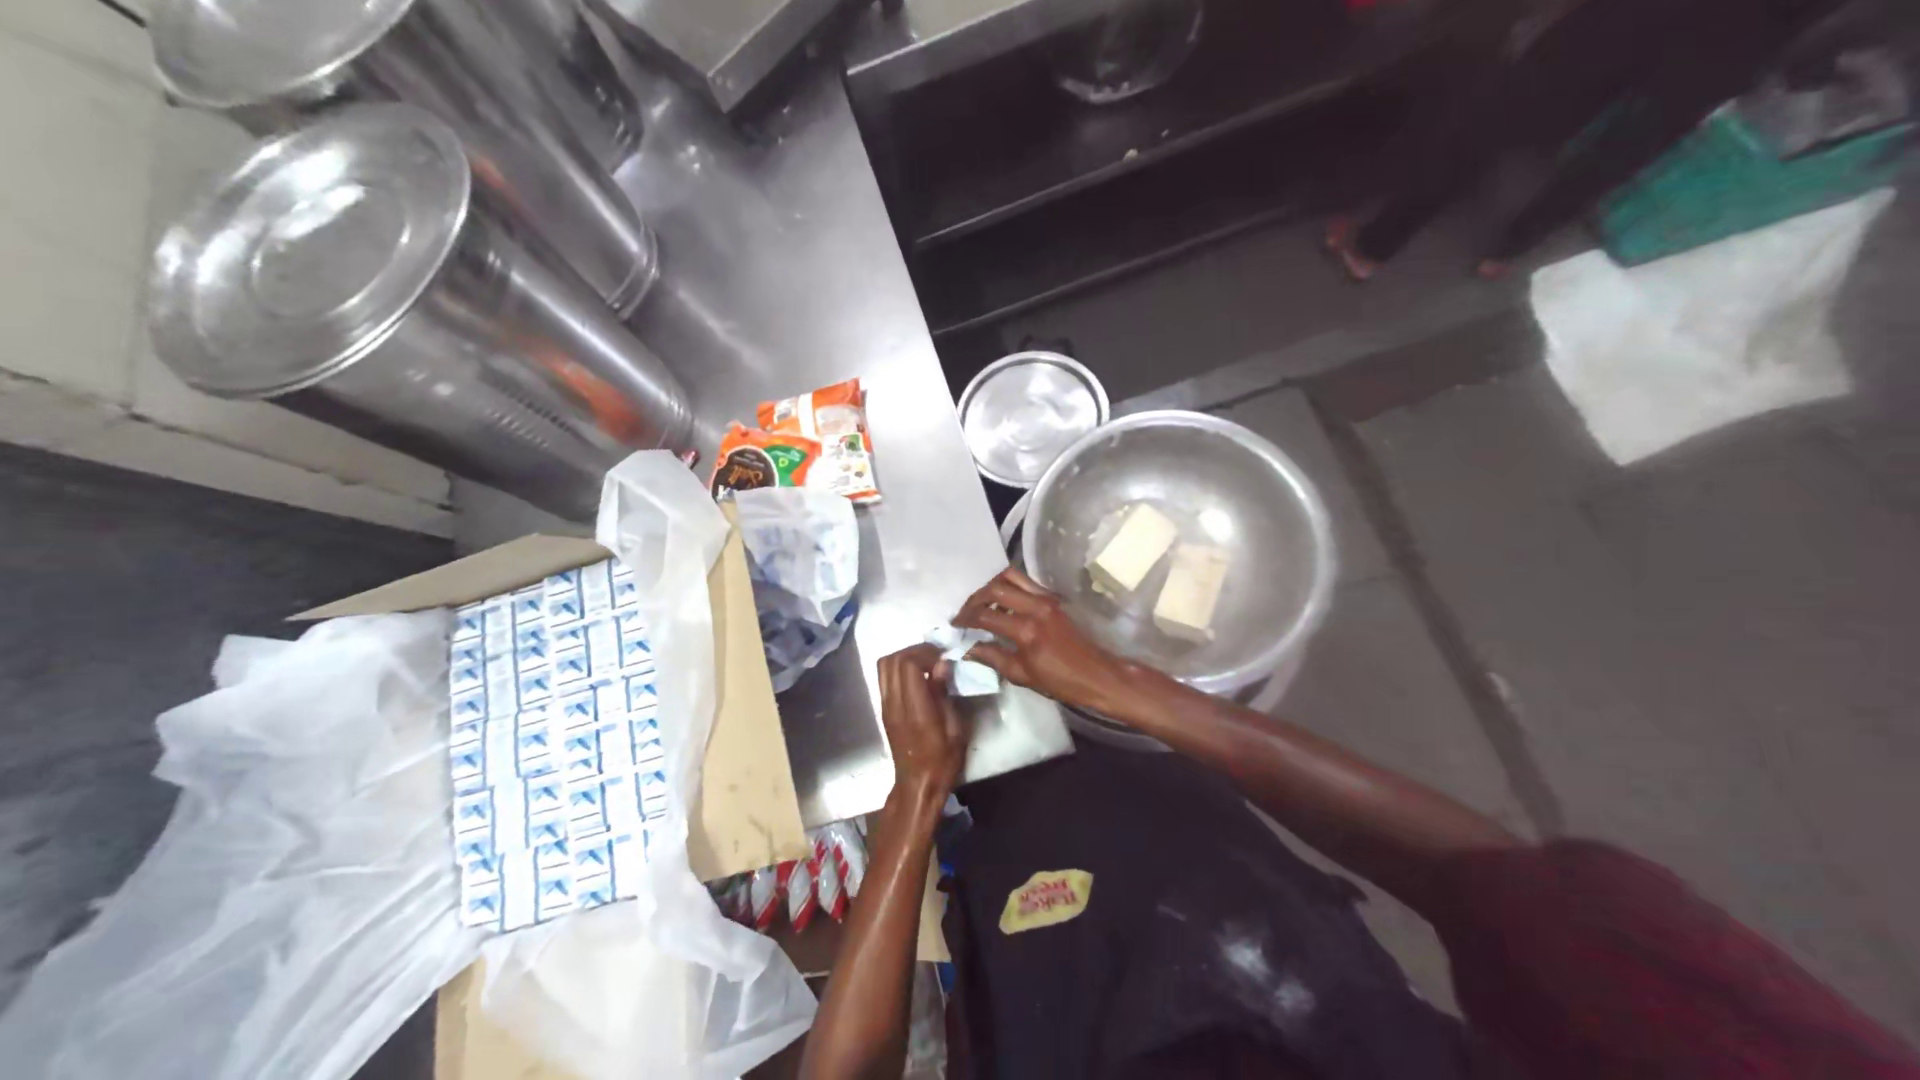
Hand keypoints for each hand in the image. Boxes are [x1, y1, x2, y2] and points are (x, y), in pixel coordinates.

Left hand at [878, 645, 969, 798]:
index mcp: (914, 709)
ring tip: (926, 664)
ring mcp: (885, 706)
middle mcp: (894, 703)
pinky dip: (899, 669)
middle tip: (935, 657)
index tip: (943, 658)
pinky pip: (885, 678)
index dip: (925, 653)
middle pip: (892, 660)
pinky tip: (917, 678)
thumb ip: (944, 694)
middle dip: (915, 651)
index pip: (907, 665)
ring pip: (884, 666)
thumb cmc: (943, 760)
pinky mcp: (884, 709)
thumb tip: (941, 665)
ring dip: (904, 657)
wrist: (918, 784)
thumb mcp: (955, 729)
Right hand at [954, 568, 1140, 717]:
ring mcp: (1046, 599)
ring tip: (982, 603)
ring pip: (1011, 577)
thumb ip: (992, 657)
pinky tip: (1003, 604)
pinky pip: (1025, 582)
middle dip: (974, 599)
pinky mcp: (1053, 598)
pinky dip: (1009, 587)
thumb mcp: (1021, 674)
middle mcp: (1035, 607)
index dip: (965, 618)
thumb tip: (968, 649)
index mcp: (1025, 630)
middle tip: (965, 612)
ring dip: (991, 587)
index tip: (955, 624)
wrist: (1096, 674)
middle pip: (995, 588)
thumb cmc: (1059, 681)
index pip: (985, 615)